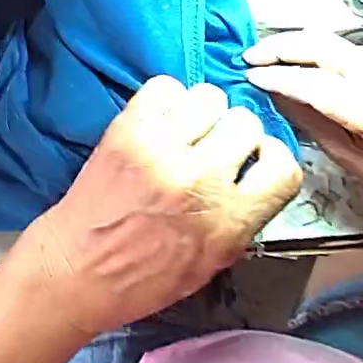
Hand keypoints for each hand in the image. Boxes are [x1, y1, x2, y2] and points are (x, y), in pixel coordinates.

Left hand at [5, 77, 303, 338]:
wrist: (78, 269)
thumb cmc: (144, 276)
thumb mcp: (212, 262)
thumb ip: (242, 216)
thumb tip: (254, 173)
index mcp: (229, 221)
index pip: (284, 166)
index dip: (271, 159)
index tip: (254, 161)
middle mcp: (201, 179)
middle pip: (245, 122)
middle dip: (234, 133)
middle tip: (213, 146)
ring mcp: (162, 148)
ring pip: (210, 97)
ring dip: (202, 113)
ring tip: (185, 131)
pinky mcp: (129, 129)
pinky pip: (165, 86)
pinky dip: (166, 100)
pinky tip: (159, 121)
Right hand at [243, 30, 362, 225]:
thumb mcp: (348, 159)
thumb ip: (308, 119)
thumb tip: (271, 90)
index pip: (317, 84)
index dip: (278, 76)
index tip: (249, 74)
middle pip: (324, 48)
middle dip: (281, 47)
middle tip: (250, 55)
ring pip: (333, 44)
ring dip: (298, 48)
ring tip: (268, 58)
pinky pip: (347, 49)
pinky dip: (320, 54)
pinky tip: (302, 63)